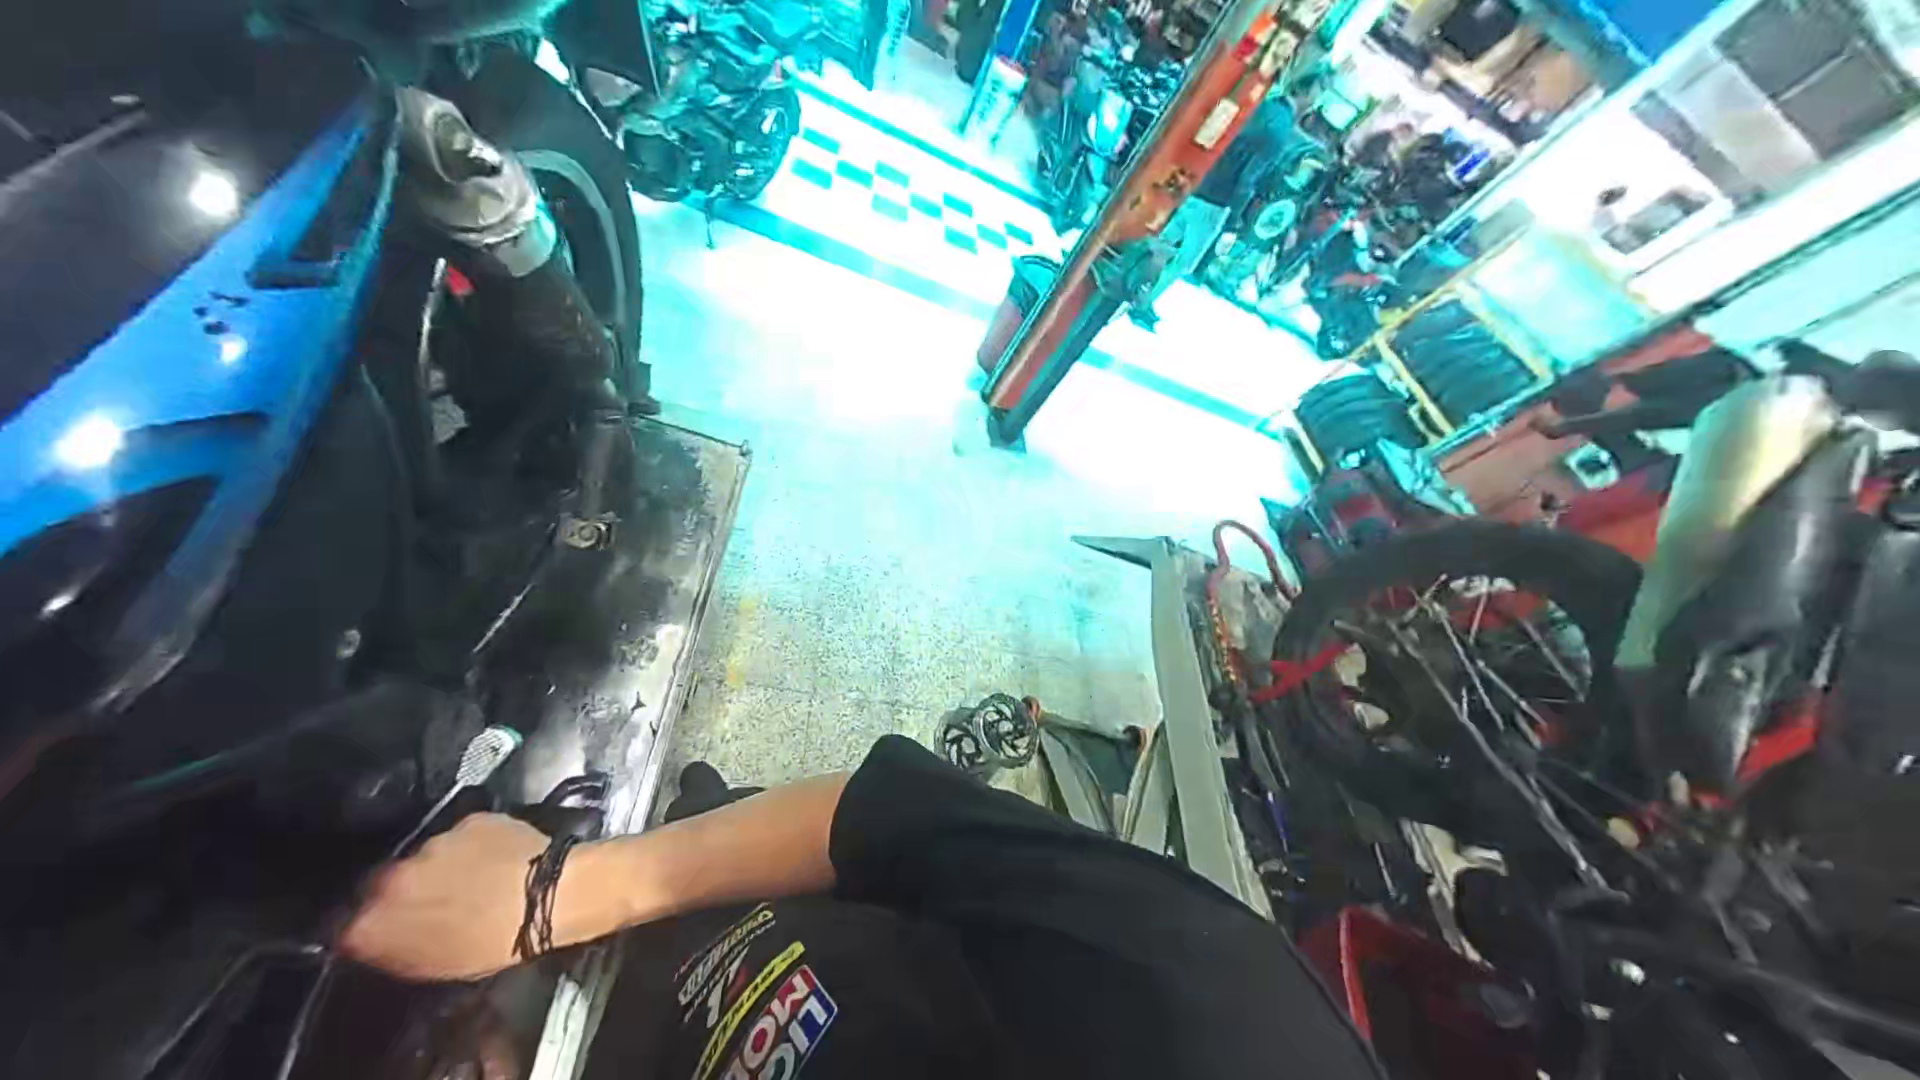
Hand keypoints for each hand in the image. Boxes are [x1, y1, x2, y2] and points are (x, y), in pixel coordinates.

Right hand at [341, 813, 550, 980]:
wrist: (544, 896)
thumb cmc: (487, 943)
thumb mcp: (425, 965)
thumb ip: (388, 947)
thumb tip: (376, 938)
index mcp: (371, 922)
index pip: (348, 921)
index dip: (369, 921)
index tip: (388, 922)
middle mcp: (393, 876)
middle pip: (385, 880)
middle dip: (405, 887)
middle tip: (436, 896)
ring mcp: (435, 842)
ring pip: (428, 853)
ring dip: (441, 862)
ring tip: (472, 874)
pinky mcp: (472, 819)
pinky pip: (465, 833)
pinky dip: (474, 842)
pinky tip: (494, 853)